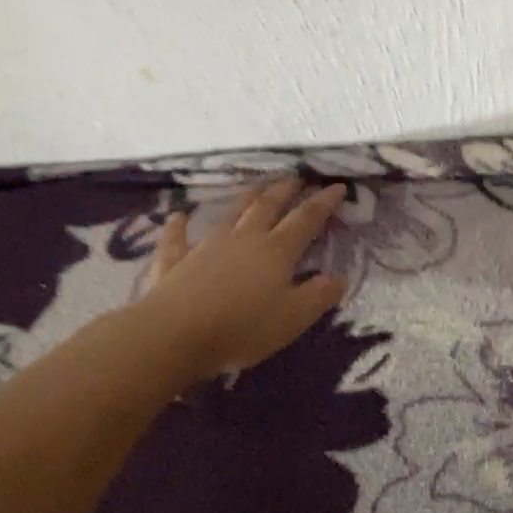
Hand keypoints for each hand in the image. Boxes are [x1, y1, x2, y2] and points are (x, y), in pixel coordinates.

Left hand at [135, 177, 348, 382]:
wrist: (172, 335)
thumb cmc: (241, 327)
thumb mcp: (294, 317)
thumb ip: (319, 295)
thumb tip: (339, 277)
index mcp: (277, 251)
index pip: (306, 219)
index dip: (324, 201)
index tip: (338, 186)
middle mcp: (244, 239)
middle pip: (268, 206)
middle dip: (285, 190)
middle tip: (297, 178)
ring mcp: (207, 247)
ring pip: (231, 214)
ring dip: (246, 197)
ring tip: (258, 185)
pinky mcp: (175, 263)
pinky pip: (177, 239)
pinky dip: (179, 226)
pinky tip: (178, 216)